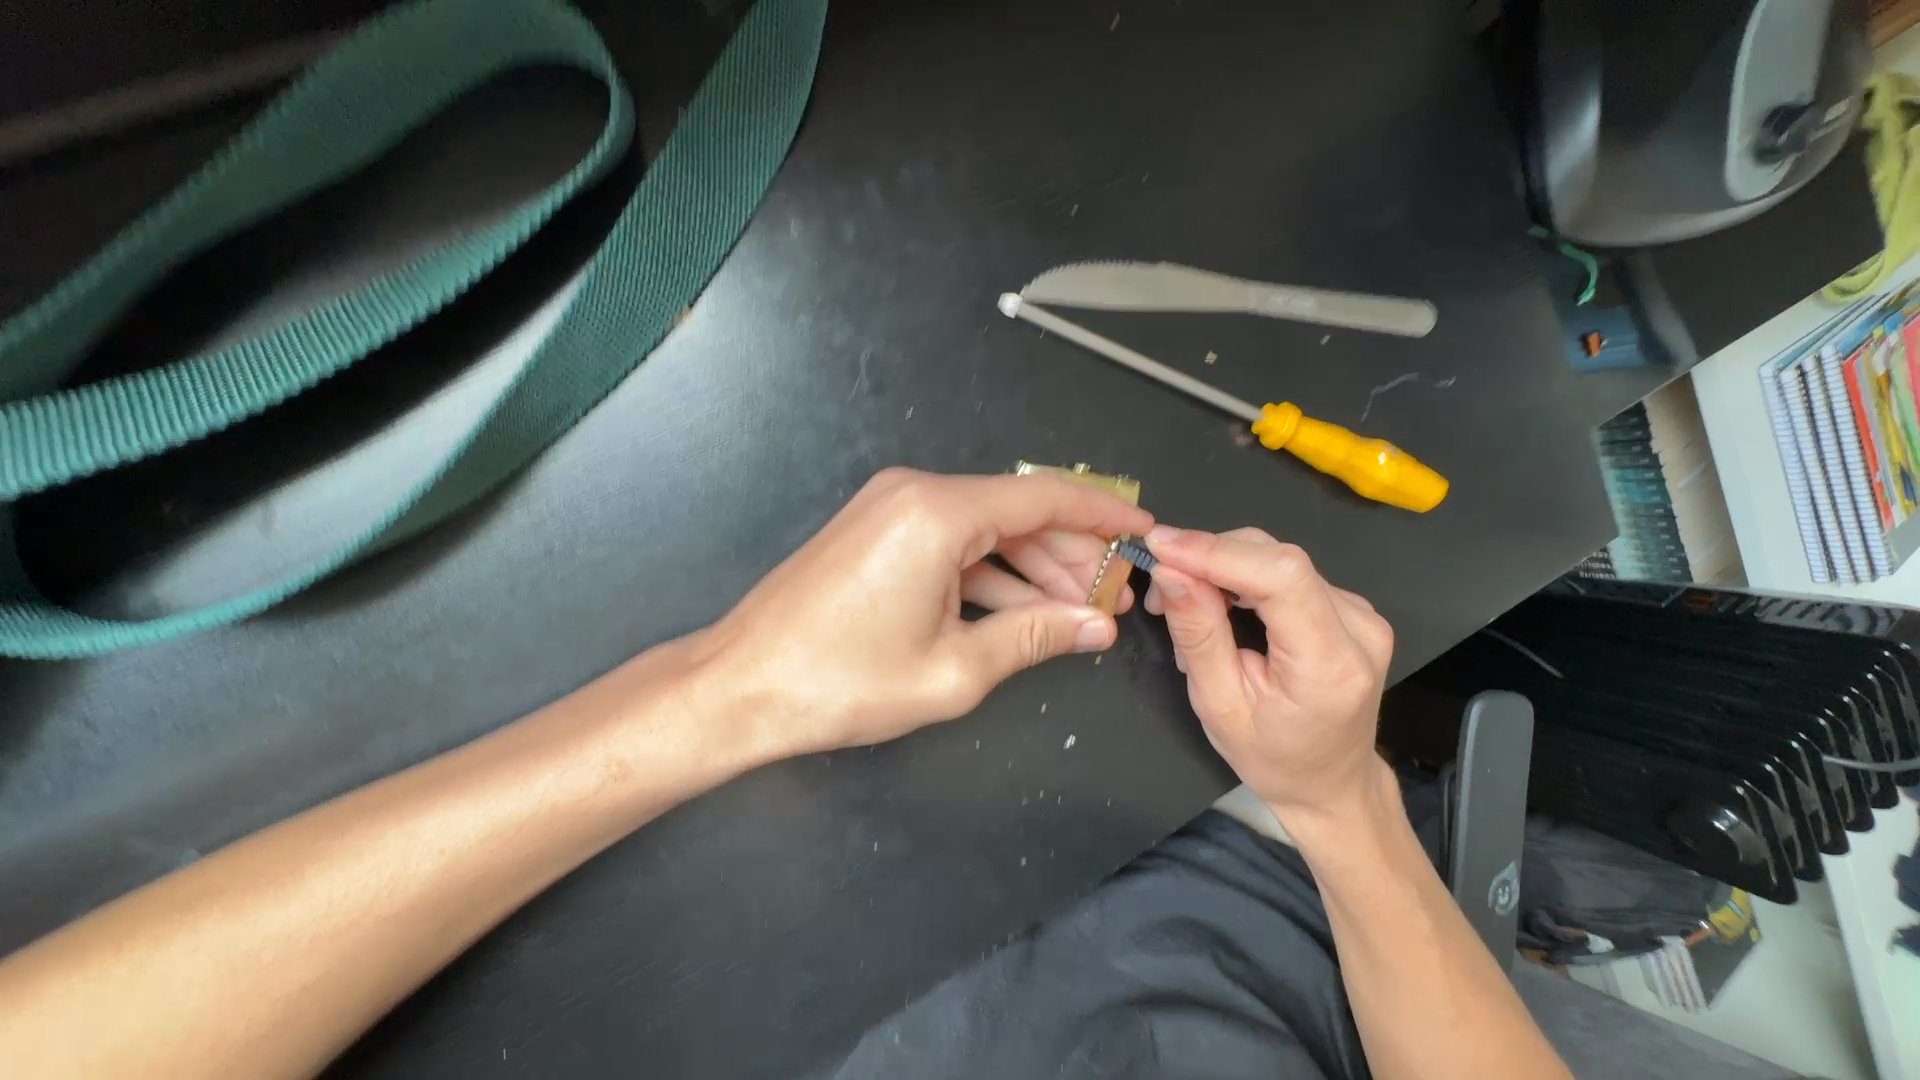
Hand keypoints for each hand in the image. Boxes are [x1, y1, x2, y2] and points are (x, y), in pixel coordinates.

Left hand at [695, 468, 1153, 758]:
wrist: (740, 687)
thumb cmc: (842, 682)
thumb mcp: (955, 670)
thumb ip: (1035, 638)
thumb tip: (1096, 626)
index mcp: (938, 512)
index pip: (1046, 497)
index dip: (1104, 513)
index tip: (1145, 531)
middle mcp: (915, 493)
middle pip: (1018, 511)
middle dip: (1071, 551)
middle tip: (1113, 594)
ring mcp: (890, 509)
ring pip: (986, 528)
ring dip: (1032, 566)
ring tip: (1077, 610)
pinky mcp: (876, 532)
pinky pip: (951, 543)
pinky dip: (989, 573)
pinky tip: (1021, 609)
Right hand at [1141, 526, 1394, 827]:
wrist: (1331, 782)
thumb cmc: (1272, 757)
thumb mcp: (1219, 705)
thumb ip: (1198, 634)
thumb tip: (1168, 571)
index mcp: (1330, 663)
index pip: (1281, 576)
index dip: (1217, 551)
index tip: (1160, 546)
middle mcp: (1358, 627)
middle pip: (1277, 558)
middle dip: (1208, 559)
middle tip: (1160, 593)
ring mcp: (1361, 613)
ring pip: (1277, 559)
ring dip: (1220, 569)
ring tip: (1185, 607)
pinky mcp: (1350, 606)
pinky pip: (1286, 572)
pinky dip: (1241, 578)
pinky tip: (1219, 607)